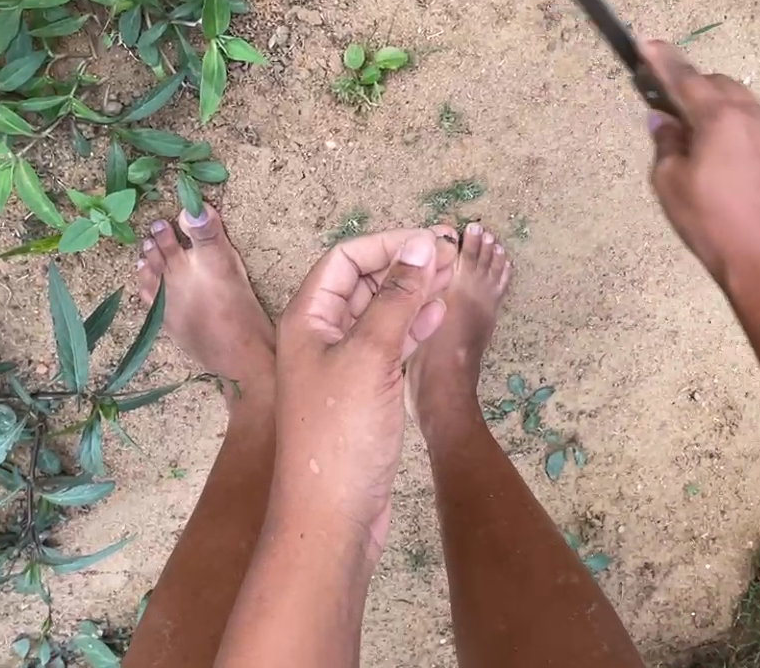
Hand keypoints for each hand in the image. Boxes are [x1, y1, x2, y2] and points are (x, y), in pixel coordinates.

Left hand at [271, 228, 455, 557]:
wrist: (334, 517)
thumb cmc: (342, 431)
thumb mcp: (370, 354)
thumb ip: (396, 297)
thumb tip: (420, 244)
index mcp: (308, 317)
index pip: (347, 258)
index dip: (387, 244)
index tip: (431, 241)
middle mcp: (322, 333)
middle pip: (365, 281)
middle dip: (404, 264)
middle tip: (449, 254)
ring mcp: (344, 362)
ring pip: (381, 311)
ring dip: (413, 292)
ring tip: (451, 276)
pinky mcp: (365, 388)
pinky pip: (391, 343)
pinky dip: (413, 325)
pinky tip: (438, 313)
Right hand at [639, 40, 759, 294]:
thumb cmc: (710, 222)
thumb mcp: (669, 183)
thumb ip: (666, 143)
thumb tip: (664, 121)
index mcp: (720, 119)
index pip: (685, 78)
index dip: (663, 59)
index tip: (647, 43)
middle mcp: (755, 116)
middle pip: (720, 84)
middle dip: (695, 89)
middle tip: (674, 114)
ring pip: (745, 105)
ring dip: (721, 112)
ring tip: (705, 146)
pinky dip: (743, 133)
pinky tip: (734, 167)